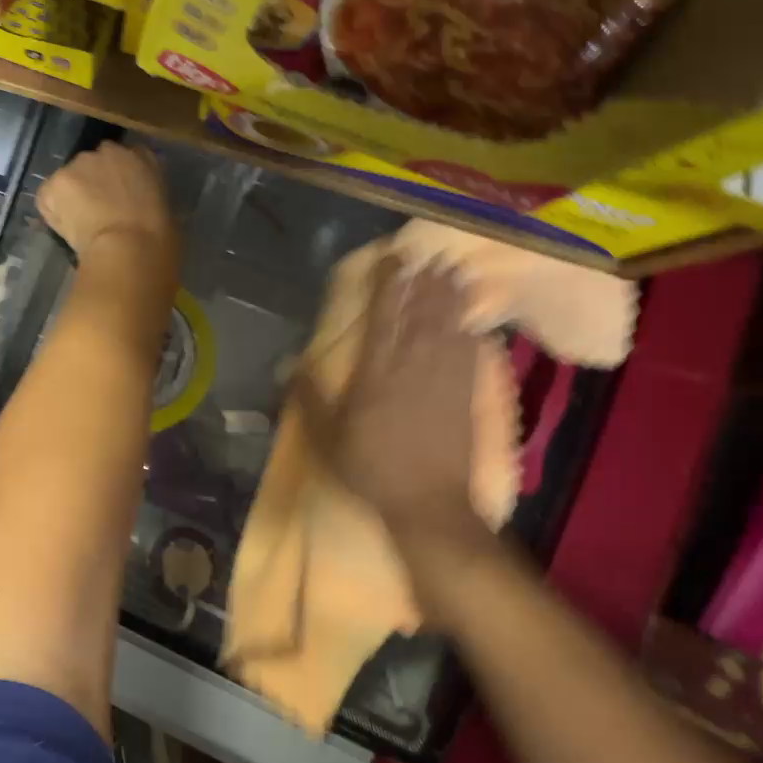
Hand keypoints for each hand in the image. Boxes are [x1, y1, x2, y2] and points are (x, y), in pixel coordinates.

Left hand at [36, 142, 175, 260]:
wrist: (130, 246)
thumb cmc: (157, 236)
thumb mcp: (164, 206)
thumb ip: (147, 191)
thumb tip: (136, 196)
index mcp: (141, 155)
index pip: (124, 158)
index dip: (116, 179)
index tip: (116, 198)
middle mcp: (108, 151)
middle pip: (92, 164)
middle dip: (91, 183)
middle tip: (97, 212)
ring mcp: (79, 164)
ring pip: (68, 178)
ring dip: (71, 195)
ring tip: (79, 223)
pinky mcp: (56, 182)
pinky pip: (48, 195)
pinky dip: (52, 210)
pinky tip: (65, 227)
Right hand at [323, 255, 483, 534]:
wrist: (429, 507)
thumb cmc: (371, 469)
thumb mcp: (326, 437)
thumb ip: (309, 398)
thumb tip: (288, 363)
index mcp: (376, 374)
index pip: (382, 319)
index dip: (388, 286)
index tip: (391, 260)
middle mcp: (413, 369)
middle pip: (421, 316)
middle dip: (426, 283)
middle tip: (432, 255)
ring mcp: (444, 383)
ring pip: (447, 330)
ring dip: (451, 300)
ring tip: (455, 273)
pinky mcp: (466, 399)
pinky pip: (470, 357)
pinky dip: (472, 335)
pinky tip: (474, 321)